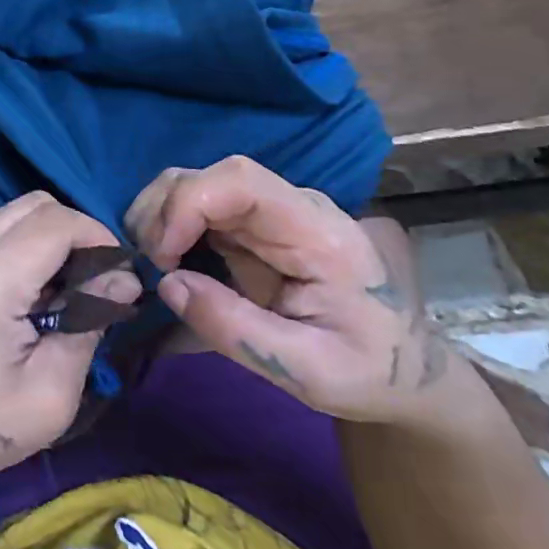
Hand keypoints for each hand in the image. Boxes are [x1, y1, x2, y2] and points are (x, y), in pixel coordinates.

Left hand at [0, 192, 141, 503]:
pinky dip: (27, 245)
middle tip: (97, 283)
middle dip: (79, 234)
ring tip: (66, 292)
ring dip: (52, 239)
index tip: (121, 279)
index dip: (100, 240)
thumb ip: (90, 320)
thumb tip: (124, 278)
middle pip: (38, 205)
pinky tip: (32, 292)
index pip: (58, 223)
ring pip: (18, 212)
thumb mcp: (52, 391)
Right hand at [127, 156, 457, 427]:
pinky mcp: (253, 227)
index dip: (188, 204)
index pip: (240, 181)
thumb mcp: (311, 372)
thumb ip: (237, 329)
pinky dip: (166, 228)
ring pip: (194, 185)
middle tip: (144, 265)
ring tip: (148, 265)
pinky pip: (197, 208)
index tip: (161, 256)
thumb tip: (167, 284)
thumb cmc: (370, 371)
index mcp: (316, 231)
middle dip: (162, 211)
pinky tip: (161, 263)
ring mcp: (269, 213)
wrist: (403, 368)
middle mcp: (289, 206)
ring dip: (158, 216)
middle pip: (208, 176)